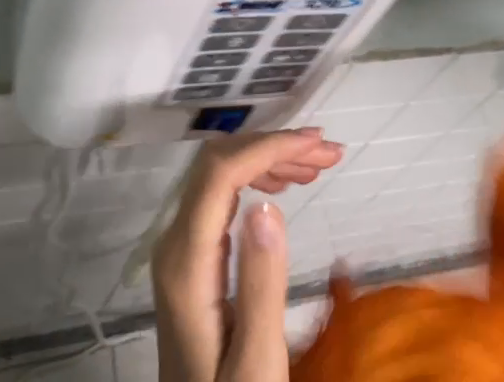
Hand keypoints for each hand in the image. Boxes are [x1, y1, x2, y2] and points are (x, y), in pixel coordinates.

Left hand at [152, 128, 344, 381]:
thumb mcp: (256, 358)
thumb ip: (261, 283)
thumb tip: (267, 205)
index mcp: (186, 262)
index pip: (220, 174)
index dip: (268, 147)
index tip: (317, 145)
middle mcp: (174, 242)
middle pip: (217, 164)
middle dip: (273, 146)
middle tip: (329, 151)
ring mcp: (179, 247)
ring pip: (218, 175)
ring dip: (267, 159)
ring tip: (318, 164)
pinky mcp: (190, 256)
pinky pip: (219, 197)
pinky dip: (254, 180)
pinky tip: (283, 188)